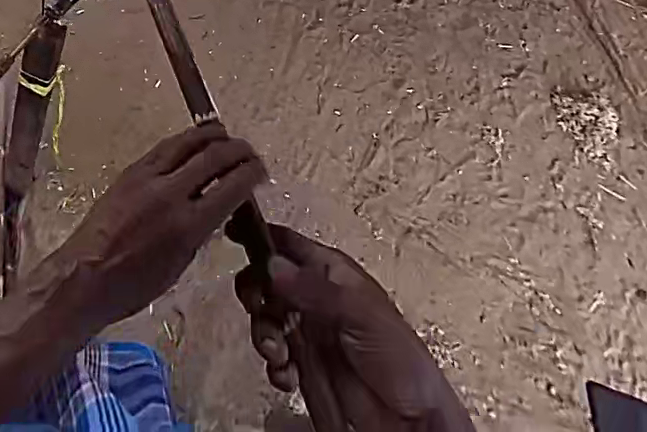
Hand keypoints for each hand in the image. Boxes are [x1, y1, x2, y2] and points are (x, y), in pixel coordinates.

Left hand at [30, 123, 265, 329]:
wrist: (88, 272)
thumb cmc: (136, 284)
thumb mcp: (181, 263)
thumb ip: (201, 230)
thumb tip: (216, 206)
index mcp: (188, 225)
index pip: (231, 187)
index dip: (251, 173)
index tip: (261, 169)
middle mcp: (171, 193)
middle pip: (212, 157)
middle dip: (236, 150)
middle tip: (249, 151)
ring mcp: (148, 177)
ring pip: (185, 143)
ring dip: (210, 135)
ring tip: (225, 134)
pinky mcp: (131, 171)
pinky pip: (162, 148)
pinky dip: (183, 140)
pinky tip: (192, 141)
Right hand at [236, 226, 473, 431]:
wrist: (415, 419)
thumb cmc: (396, 353)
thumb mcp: (359, 313)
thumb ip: (314, 288)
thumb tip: (270, 264)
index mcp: (328, 271)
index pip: (287, 242)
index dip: (259, 234)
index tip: (231, 234)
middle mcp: (312, 294)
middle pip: (265, 279)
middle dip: (255, 292)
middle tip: (257, 307)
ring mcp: (306, 329)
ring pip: (265, 317)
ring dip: (264, 334)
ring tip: (279, 354)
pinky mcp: (304, 363)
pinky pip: (274, 356)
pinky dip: (275, 365)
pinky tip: (287, 376)